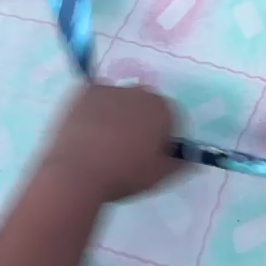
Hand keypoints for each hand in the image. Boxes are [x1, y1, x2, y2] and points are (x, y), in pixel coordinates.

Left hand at [39, 85, 182, 203]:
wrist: (74, 175)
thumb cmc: (122, 175)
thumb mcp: (159, 176)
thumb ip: (180, 163)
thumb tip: (190, 157)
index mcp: (164, 108)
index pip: (169, 119)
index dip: (160, 138)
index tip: (148, 156)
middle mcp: (141, 91)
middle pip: (144, 106)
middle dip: (139, 123)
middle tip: (125, 150)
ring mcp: (111, 89)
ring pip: (119, 102)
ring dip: (116, 115)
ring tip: (101, 144)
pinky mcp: (84, 91)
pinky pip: (94, 98)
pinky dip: (93, 110)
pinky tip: (86, 132)